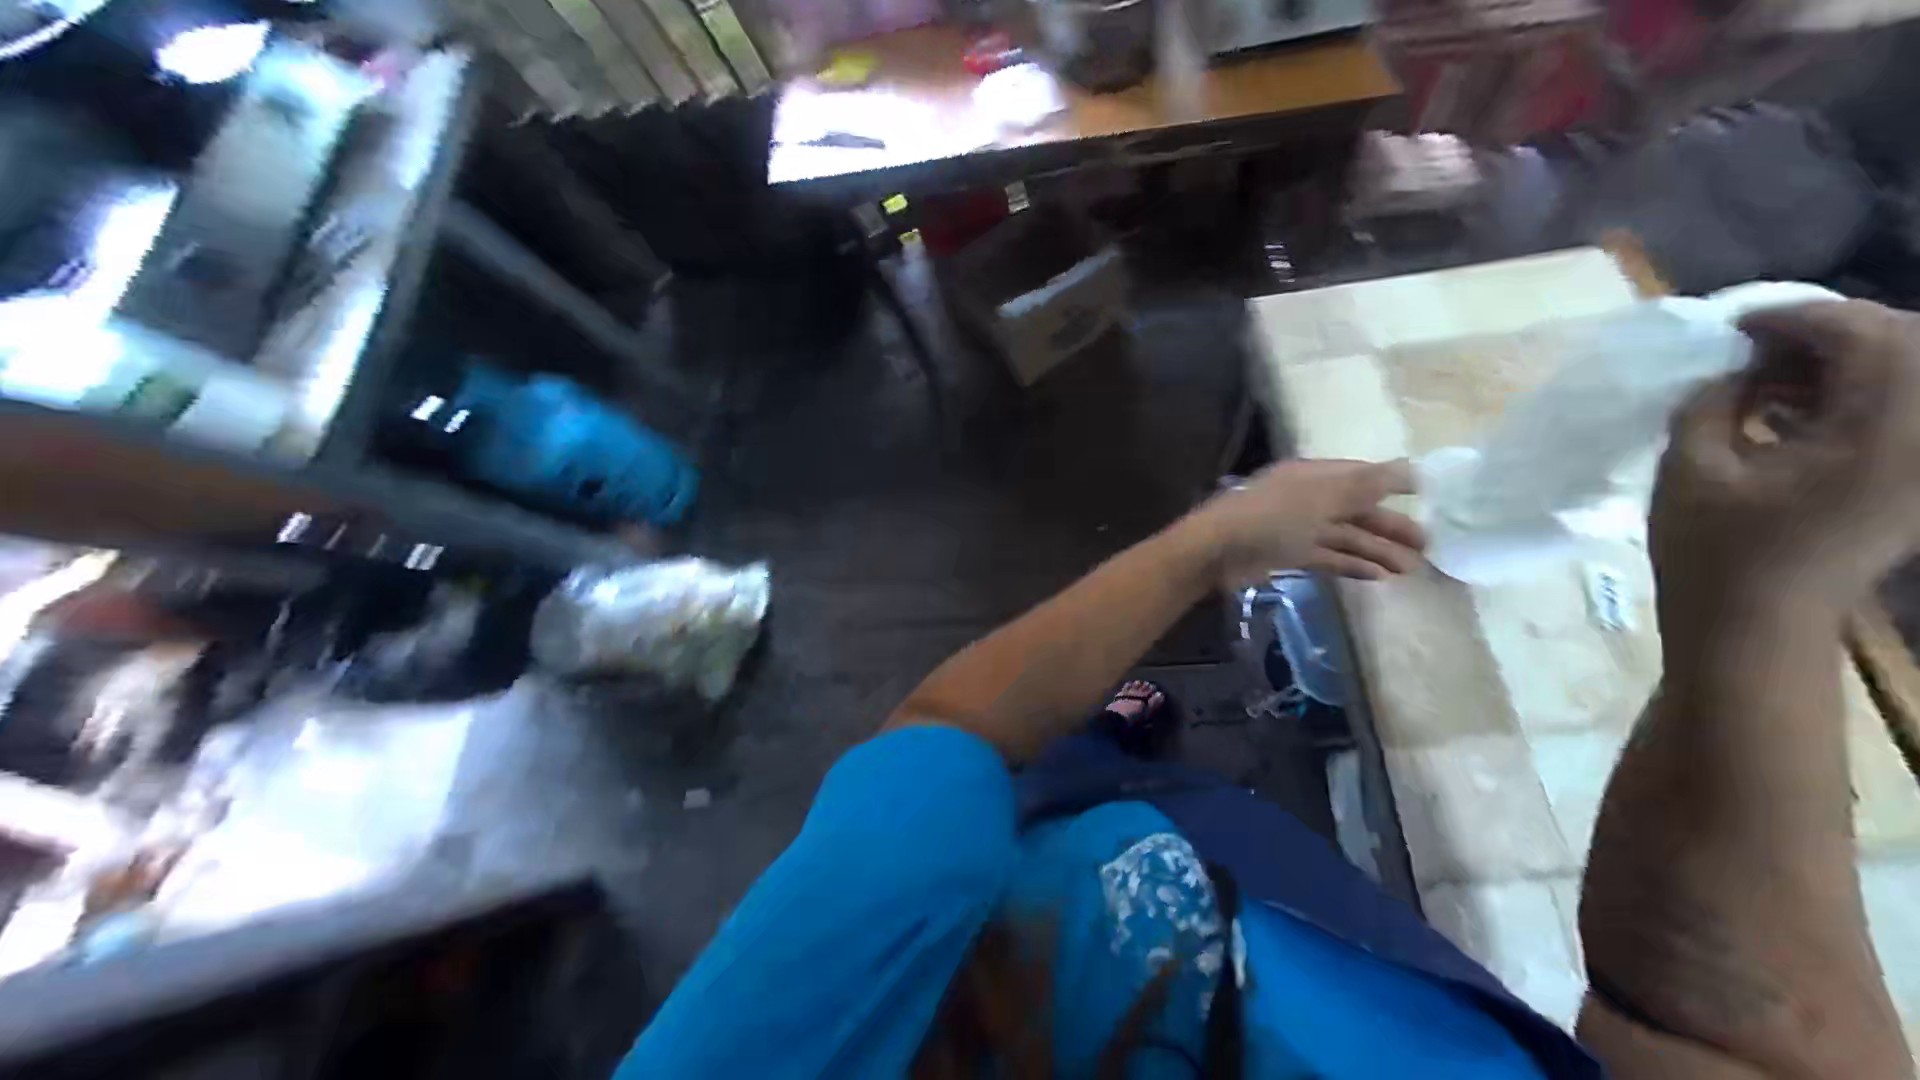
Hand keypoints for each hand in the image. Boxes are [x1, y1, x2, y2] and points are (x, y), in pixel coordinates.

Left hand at [1188, 459, 1427, 583]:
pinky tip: (1378, 576)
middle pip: (1355, 509)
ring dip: (1376, 550)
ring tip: (1411, 568)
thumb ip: (1366, 484)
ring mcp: (1295, 528)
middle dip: (1390, 525)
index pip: (1360, 475)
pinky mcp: (1286, 555)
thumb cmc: (1269, 517)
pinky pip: (1327, 556)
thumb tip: (1412, 467)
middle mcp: (1306, 498)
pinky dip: (1351, 565)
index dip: (1393, 483)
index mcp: (1312, 475)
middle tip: (1429, 545)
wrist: (1215, 551)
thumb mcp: (1321, 496)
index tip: (1429, 495)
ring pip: (1344, 536)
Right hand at [1651, 300, 1919, 625]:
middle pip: (1909, 343)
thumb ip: (1713, 405)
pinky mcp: (1917, 472)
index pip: (1869, 336)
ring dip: (1841, 360)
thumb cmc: (1712, 549)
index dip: (1800, 317)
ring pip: (1910, 371)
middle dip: (1829, 332)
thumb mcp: (1690, 470)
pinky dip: (1850, 391)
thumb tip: (1736, 370)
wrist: (1755, 620)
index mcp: (1882, 433)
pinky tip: (1791, 407)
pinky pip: (1902, 406)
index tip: (1734, 325)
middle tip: (1752, 347)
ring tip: (1766, 377)